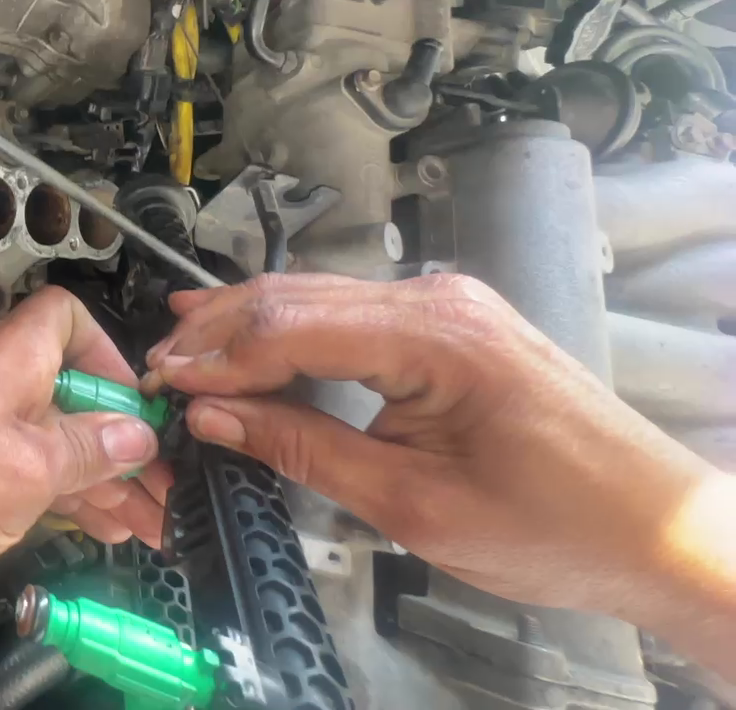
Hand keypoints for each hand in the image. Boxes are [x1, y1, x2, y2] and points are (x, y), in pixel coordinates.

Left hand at [0, 287, 170, 577]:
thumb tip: (136, 434)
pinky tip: (99, 528)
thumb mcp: (31, 466)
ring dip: (99, 476)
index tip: (135, 404)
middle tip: (163, 490)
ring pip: (51, 434)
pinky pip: (24, 462)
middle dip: (120, 439)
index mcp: (12, 356)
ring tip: (147, 525)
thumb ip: (88, 449)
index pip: (65, 317)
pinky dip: (60, 489)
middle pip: (69, 389)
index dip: (107, 352)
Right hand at [142, 273, 720, 620]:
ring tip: (178, 348)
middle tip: (158, 367)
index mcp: (439, 338)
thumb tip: (209, 417)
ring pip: (303, 294)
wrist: (673, 536)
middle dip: (213, 331)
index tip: (165, 383)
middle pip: (288, 298)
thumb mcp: (416, 505)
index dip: (218, 356)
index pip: (292, 328)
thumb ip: (301, 449)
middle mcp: (434, 299)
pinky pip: (332, 307)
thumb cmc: (560, 530)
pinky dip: (274, 322)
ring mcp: (437, 301)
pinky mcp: (436, 317)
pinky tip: (229, 320)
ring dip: (235, 323)